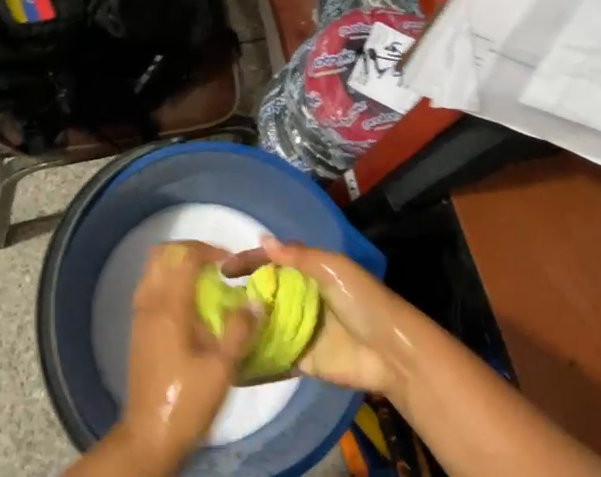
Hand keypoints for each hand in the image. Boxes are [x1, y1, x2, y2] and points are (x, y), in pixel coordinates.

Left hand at [115, 241, 258, 467]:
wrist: (149, 434)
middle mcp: (150, 303)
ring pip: (154, 268)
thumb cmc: (187, 401)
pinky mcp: (138, 328)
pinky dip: (170, 280)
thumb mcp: (222, 369)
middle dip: (191, 250)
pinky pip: (151, 285)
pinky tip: (192, 305)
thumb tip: (256, 301)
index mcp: (169, 307)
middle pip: (163, 253)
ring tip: (207, 282)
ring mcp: (140, 315)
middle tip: (217, 265)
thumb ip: (239, 331)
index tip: (231, 263)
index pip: (184, 255)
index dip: (209, 250)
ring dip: (178, 264)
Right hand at [224, 236, 411, 396]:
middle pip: (265, 294)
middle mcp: (302, 298)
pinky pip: (273, 357)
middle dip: (240, 295)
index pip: (273, 262)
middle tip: (208, 301)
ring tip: (210, 330)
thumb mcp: (333, 268)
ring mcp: (301, 330)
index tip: (221, 268)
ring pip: (265, 324)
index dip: (249, 261)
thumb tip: (261, 240)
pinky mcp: (302, 360)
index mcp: (311, 271)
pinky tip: (228, 361)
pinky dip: (254, 358)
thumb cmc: (363, 302)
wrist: (391, 354)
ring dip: (244, 325)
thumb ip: (298, 256)